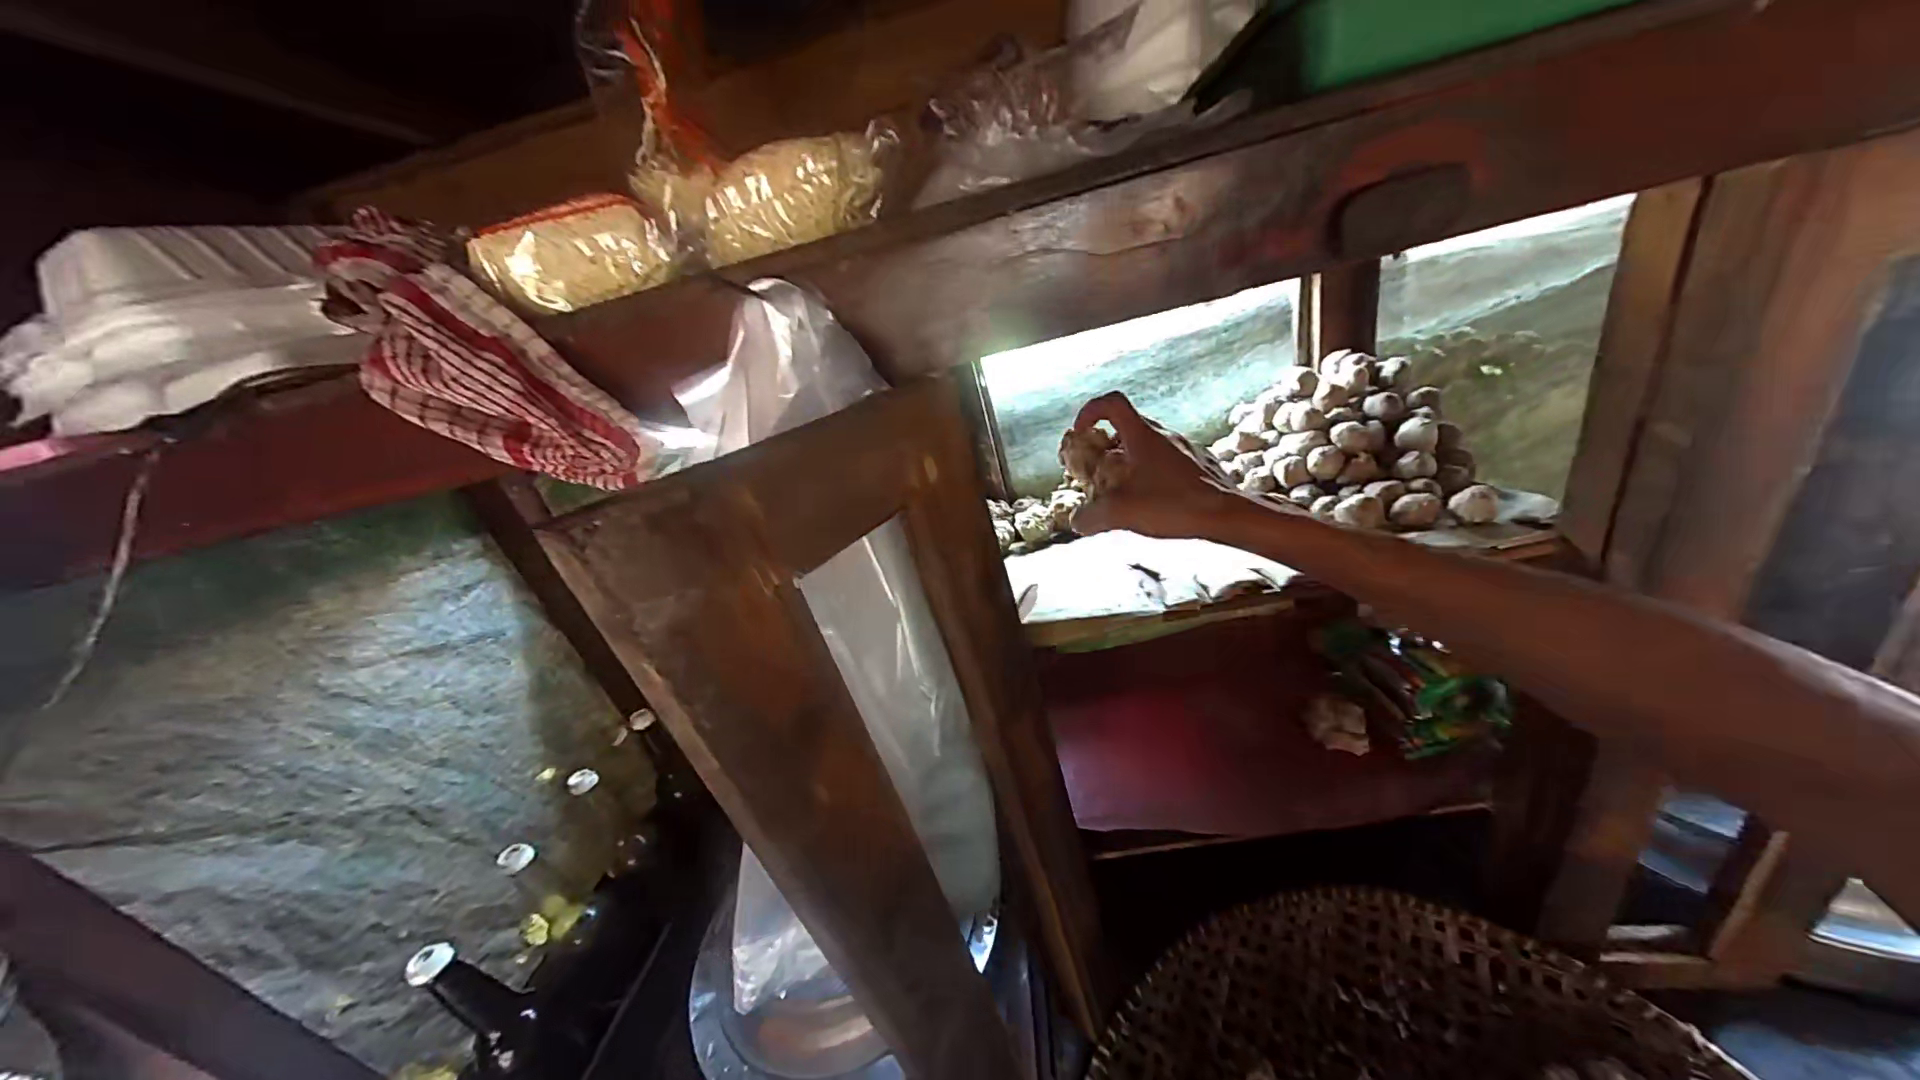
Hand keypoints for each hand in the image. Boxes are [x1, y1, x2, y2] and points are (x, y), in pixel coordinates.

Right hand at [1069, 391, 1260, 538]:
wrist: (1228, 514)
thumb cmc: (1174, 505)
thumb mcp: (1121, 513)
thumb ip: (1091, 517)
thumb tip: (1077, 522)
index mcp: (1143, 435)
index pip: (1111, 402)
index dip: (1090, 412)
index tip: (1081, 434)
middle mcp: (1164, 435)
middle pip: (1127, 425)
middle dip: (1105, 444)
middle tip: (1097, 469)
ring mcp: (1185, 448)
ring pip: (1148, 444)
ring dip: (1129, 460)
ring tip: (1124, 489)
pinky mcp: (1200, 464)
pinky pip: (1168, 460)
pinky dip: (1152, 472)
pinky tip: (1154, 499)